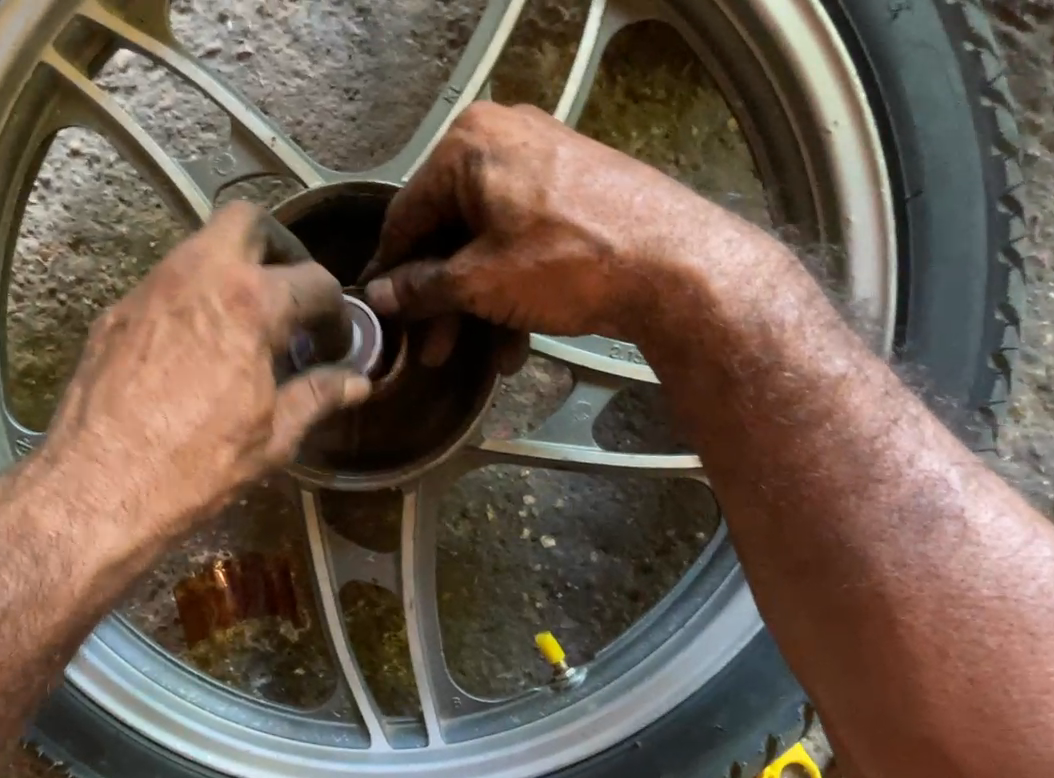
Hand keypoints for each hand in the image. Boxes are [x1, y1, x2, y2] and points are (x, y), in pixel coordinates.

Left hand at [37, 202, 369, 544]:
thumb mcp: (273, 438)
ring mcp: (149, 289)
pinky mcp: (114, 313)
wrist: (97, 486)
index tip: (334, 341)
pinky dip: (191, 300)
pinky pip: (163, 285)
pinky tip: (195, 350)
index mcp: (250, 304)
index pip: (313, 280)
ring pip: (198, 247)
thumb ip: (317, 397)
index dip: (335, 311)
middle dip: (279, 249)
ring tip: (244, 325)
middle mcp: (198, 276)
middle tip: (290, 296)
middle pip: (248, 222)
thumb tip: (356, 383)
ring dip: (230, 271)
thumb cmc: (197, 467)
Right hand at [363, 102, 789, 348]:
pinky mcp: (571, 194)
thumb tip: (378, 297)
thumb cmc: (565, 263)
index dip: (390, 272)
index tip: (380, 313)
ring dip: (477, 308)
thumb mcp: (480, 282)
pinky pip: (520, 243)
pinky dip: (511, 290)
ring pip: (485, 245)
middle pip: (448, 234)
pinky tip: (515, 344)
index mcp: (468, 146)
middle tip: (430, 350)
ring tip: (479, 359)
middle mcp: (502, 143)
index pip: (406, 215)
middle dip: (440, 302)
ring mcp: (541, 166)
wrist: (674, 265)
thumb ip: (421, 288)